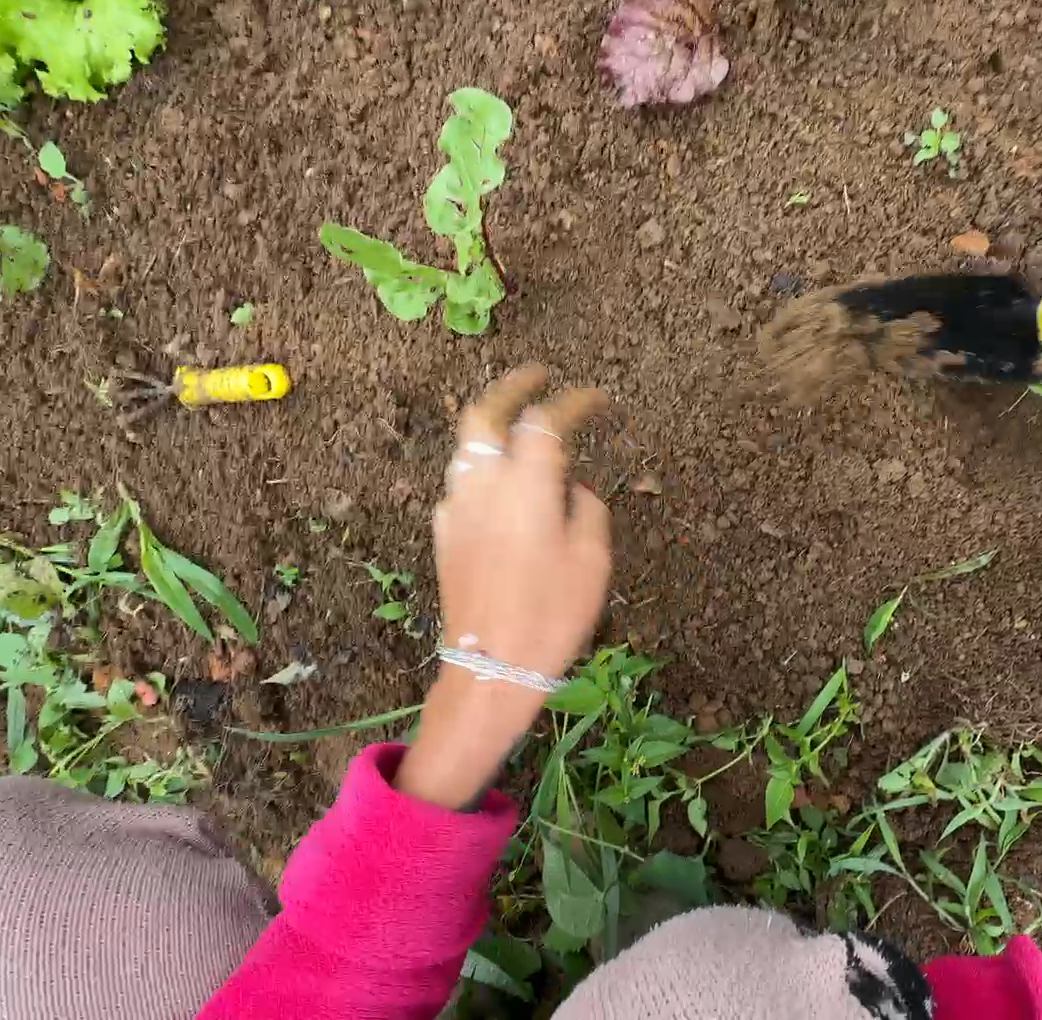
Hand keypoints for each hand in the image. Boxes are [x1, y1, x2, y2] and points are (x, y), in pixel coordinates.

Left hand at [396, 365, 611, 807]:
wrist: (491, 666)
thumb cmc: (552, 615)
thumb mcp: (592, 561)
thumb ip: (586, 508)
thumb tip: (573, 487)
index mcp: (527, 486)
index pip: (547, 421)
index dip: (574, 402)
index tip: (597, 399)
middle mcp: (484, 485)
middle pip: (485, 414)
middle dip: (511, 386)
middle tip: (537, 375)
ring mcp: (456, 507)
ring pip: (466, 446)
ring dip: (492, 425)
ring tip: (518, 425)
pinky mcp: (444, 533)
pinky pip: (461, 483)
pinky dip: (482, 469)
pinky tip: (500, 486)